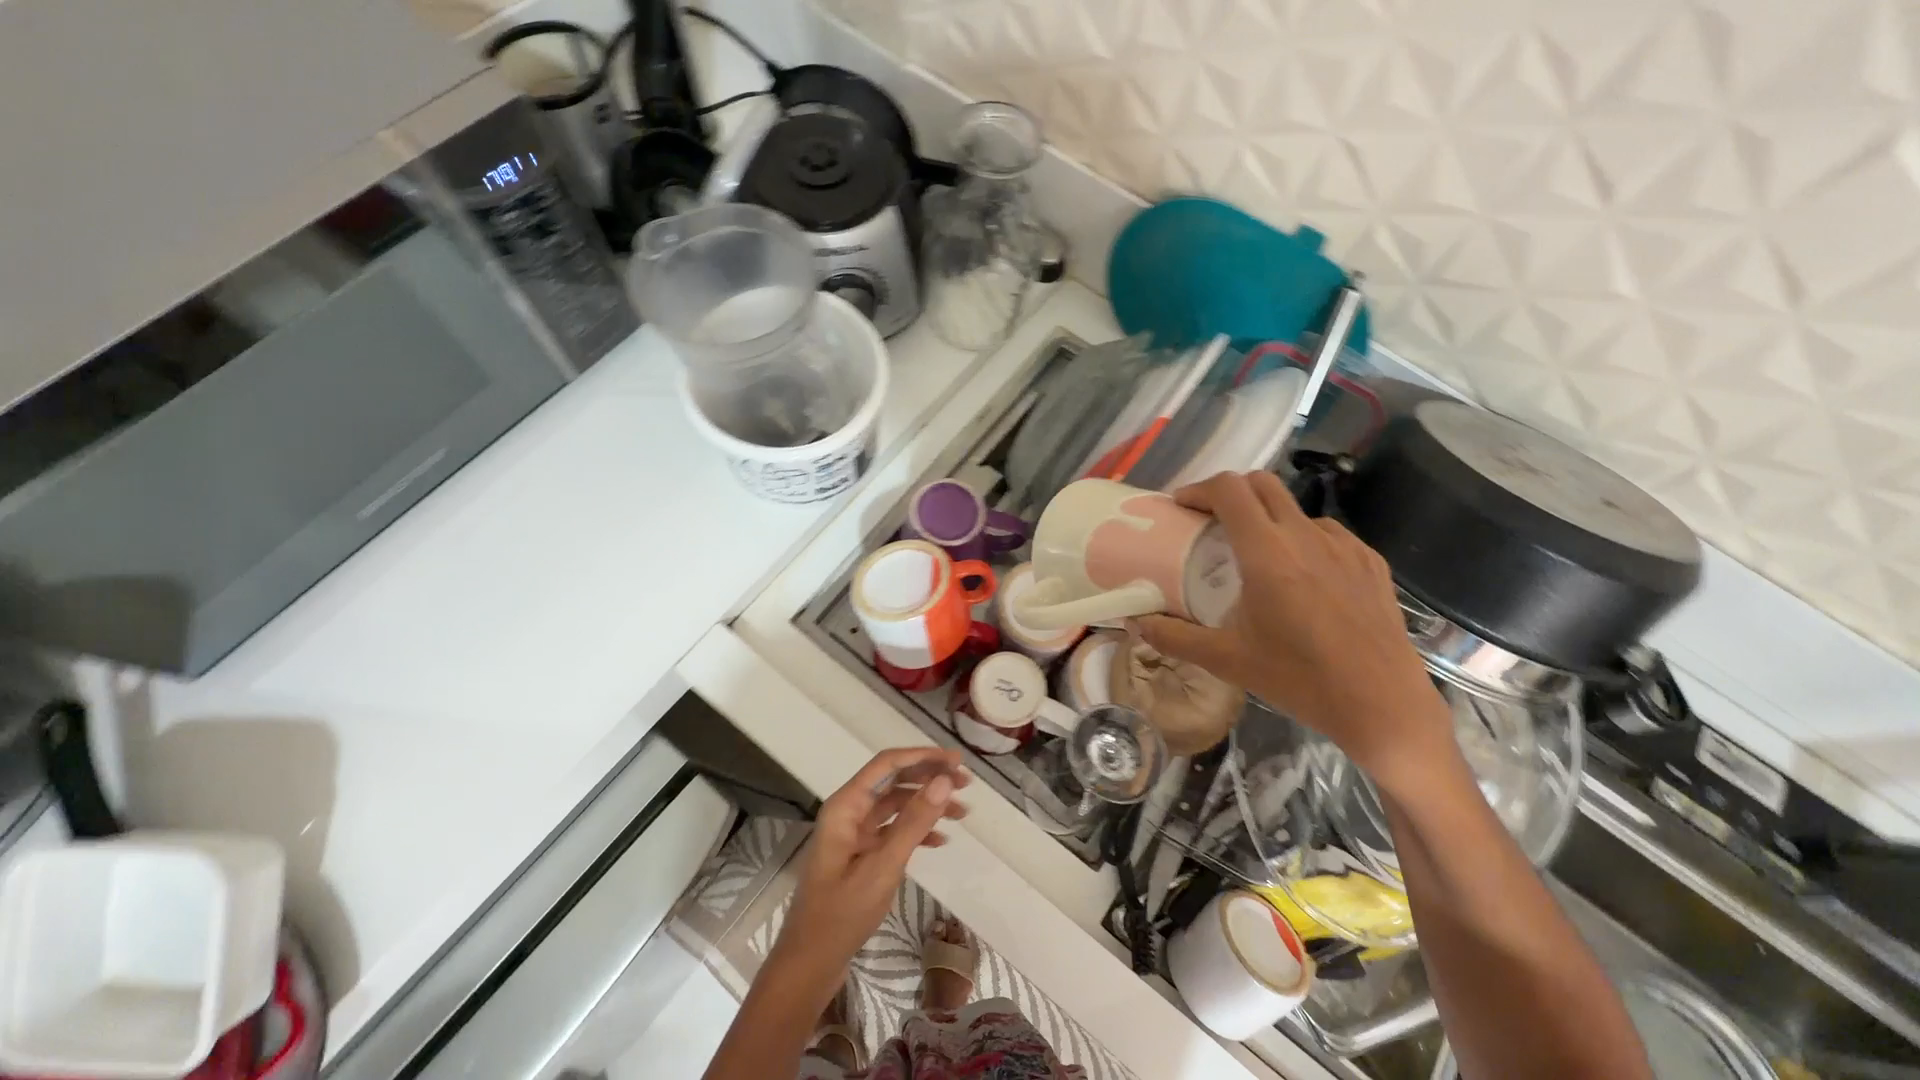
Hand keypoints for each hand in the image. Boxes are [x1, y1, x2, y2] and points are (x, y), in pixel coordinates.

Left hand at [776, 748, 970, 972]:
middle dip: (929, 779)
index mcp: (845, 807)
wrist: (810, 962)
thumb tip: (944, 780)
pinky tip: (939, 841)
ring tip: (962, 812)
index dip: (923, 757)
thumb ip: (914, 822)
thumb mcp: (883, 866)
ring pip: (895, 806)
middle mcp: (847, 813)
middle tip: (966, 784)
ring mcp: (853, 835)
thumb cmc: (842, 913)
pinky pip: (891, 831)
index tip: (957, 761)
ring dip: (927, 805)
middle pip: (893, 782)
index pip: (887, 764)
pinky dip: (916, 831)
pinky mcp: (859, 856)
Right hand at [1136, 471, 1452, 780]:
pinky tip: (1303, 577)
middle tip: (1211, 522)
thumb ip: (1177, 638)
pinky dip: (1304, 540)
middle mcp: (1306, 537)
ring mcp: (1345, 546)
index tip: (1182, 507)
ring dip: (1269, 518)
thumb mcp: (1229, 662)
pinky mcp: (1371, 562)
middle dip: (1232, 493)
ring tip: (1258, 555)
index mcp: (1267, 553)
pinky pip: (1329, 535)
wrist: (1383, 704)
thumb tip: (1138, 624)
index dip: (1200, 490)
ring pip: (1297, 510)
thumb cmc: (1301, 680)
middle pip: (1263, 485)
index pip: (1229, 491)